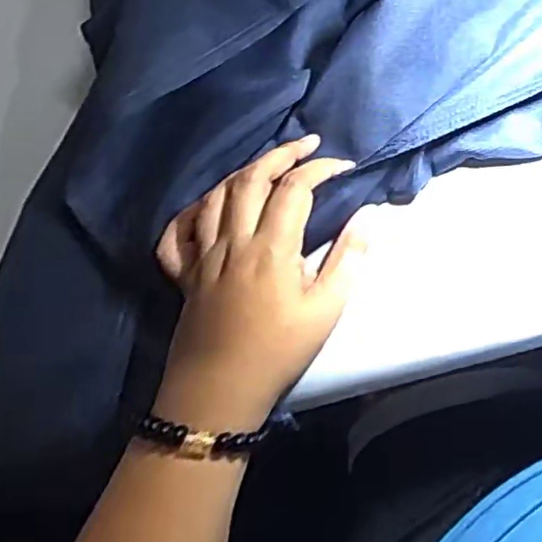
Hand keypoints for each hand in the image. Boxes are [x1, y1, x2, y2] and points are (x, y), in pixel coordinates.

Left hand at [153, 135, 360, 431]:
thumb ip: (348, 257)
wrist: (215, 397)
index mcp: (270, 249)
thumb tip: (365, 216)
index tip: (346, 167)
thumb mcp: (327, 308)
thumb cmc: (278, 351)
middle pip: (250, 180)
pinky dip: (193, 210)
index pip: (295, 189)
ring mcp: (202, 258)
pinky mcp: (184, 277)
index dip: (321, 168)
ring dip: (244, 172)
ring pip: (215, 197)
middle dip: (281, 154)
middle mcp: (232, 244)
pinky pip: (177, 234)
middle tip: (308, 144)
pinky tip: (211, 205)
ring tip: (270, 165)